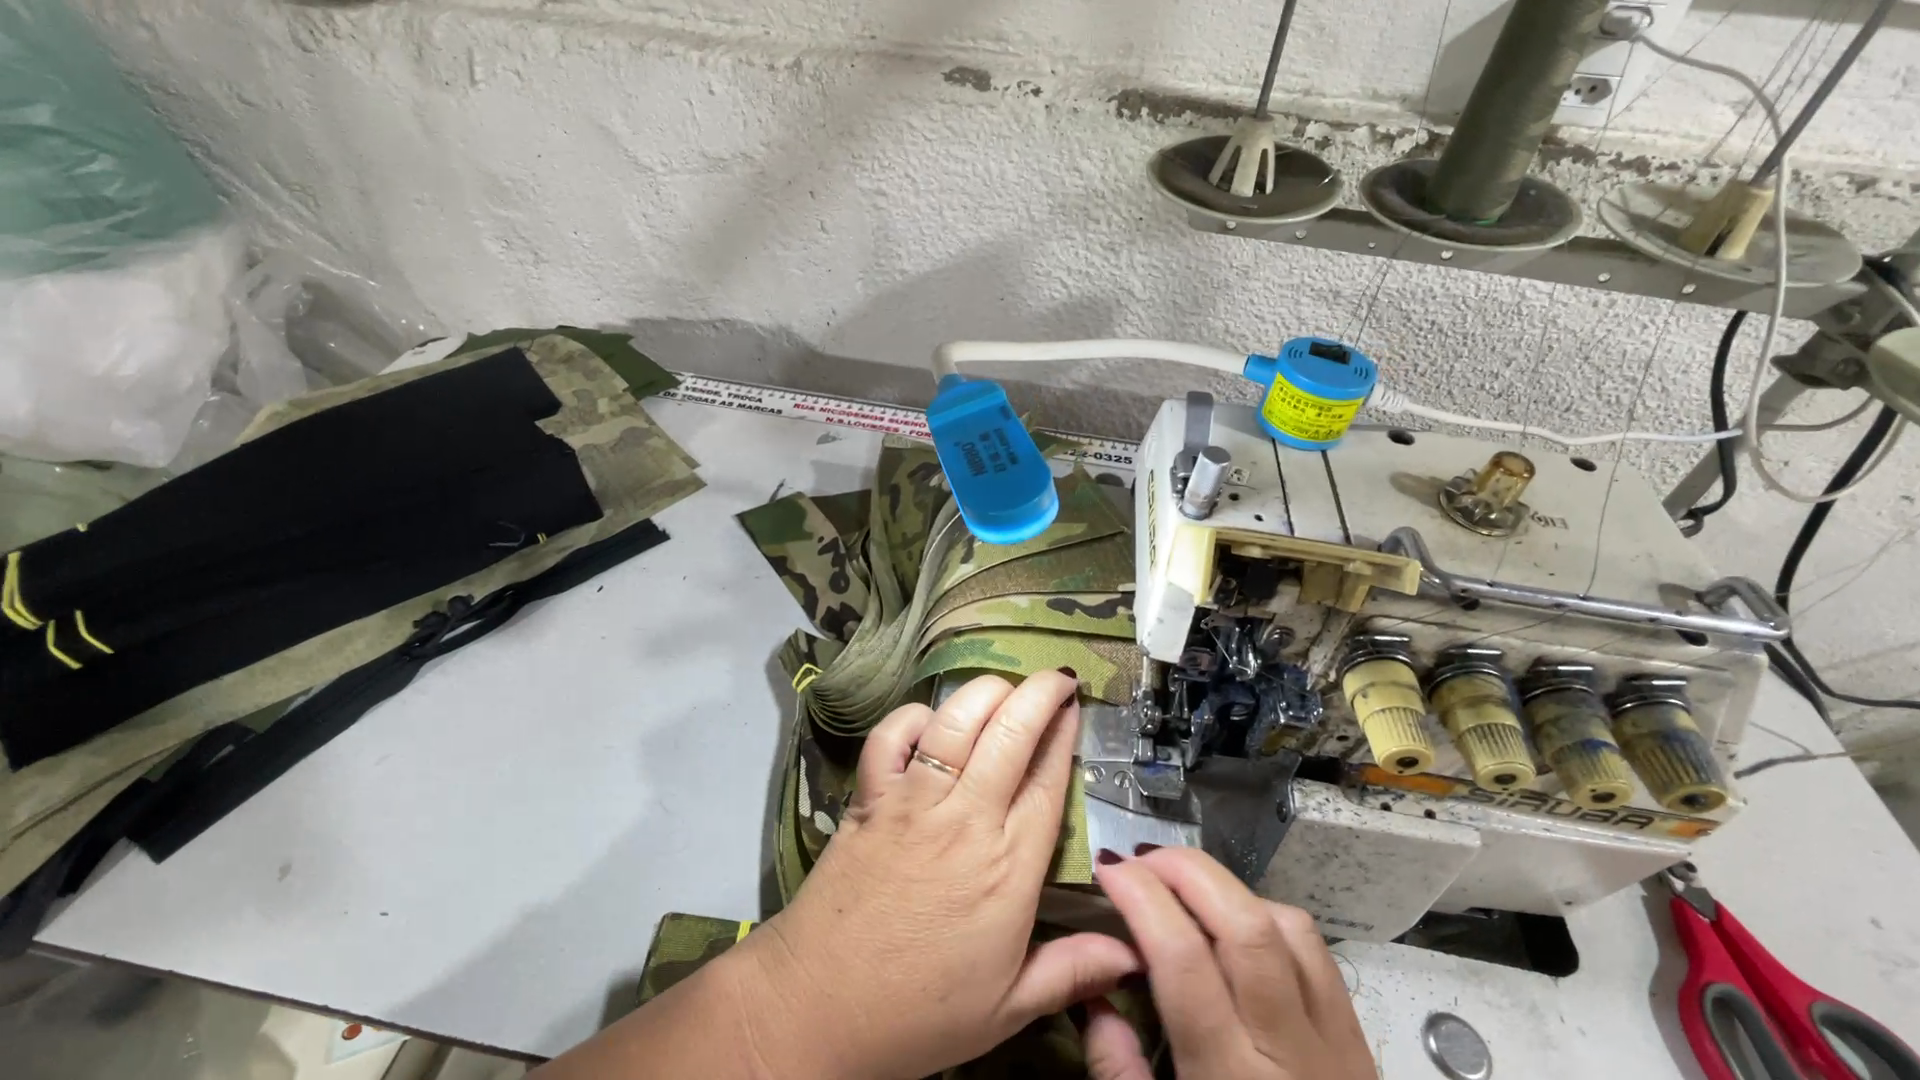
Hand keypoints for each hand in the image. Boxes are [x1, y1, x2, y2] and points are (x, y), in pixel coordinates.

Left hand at [728, 670, 1141, 1078]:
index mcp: (1008, 867)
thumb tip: (1135, 953)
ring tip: (1005, 687)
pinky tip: (930, 721)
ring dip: (984, 693)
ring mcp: (912, 803)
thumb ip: (1071, 970)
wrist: (817, 1007)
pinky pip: (890, 739)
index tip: (1076, 706)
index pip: (1048, 782)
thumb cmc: (918, 1012)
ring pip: (955, 723)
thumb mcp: (1007, 1007)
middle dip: (1038, 694)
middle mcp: (965, 820)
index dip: (1066, 736)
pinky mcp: (868, 800)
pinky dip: (912, 718)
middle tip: (1055, 678)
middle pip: (1010, 734)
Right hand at [1087, 847, 1374, 1079]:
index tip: (1109, 869)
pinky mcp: (1355, 1032)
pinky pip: (1313, 948)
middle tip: (1142, 858)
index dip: (1144, 901)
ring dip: (1227, 888)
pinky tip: (1236, 919)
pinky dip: (1267, 913)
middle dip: (1188, 874)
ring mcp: (1332, 1036)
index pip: (1186, 962)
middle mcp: (1288, 1046)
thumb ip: (1121, 1072)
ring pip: (1286, 927)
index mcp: (1231, 1075)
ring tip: (1180, 882)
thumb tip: (1093, 998)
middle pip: (1246, 928)